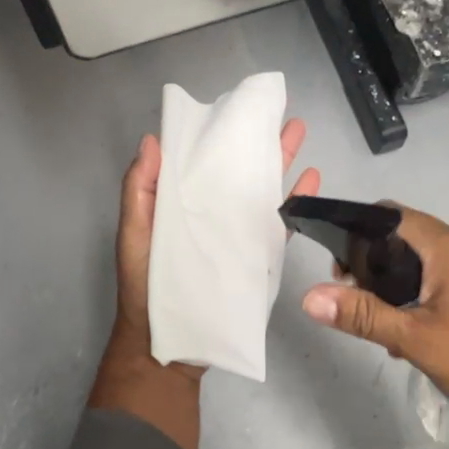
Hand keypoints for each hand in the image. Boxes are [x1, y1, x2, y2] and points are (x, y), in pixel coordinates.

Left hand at [88, 120, 319, 448]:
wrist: (170, 342)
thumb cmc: (146, 286)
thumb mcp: (136, 235)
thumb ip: (140, 191)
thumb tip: (151, 141)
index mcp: (183, 202)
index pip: (202, 160)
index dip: (217, 133)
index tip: (235, 107)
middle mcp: (213, 211)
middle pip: (239, 170)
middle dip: (260, 141)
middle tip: (281, 112)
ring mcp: (238, 232)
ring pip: (263, 190)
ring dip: (282, 162)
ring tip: (299, 133)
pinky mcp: (258, 255)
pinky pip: (281, 223)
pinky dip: (298, 201)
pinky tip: (312, 181)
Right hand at [301, 206, 448, 448]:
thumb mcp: (415, 340)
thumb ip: (362, 314)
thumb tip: (310, 296)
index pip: (393, 215)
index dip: (358, 232)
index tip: (338, 269)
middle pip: (410, 238)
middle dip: (375, 263)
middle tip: (354, 300)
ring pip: (430, 263)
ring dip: (401, 284)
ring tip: (383, 324)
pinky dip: (426, 295)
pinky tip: (419, 335)